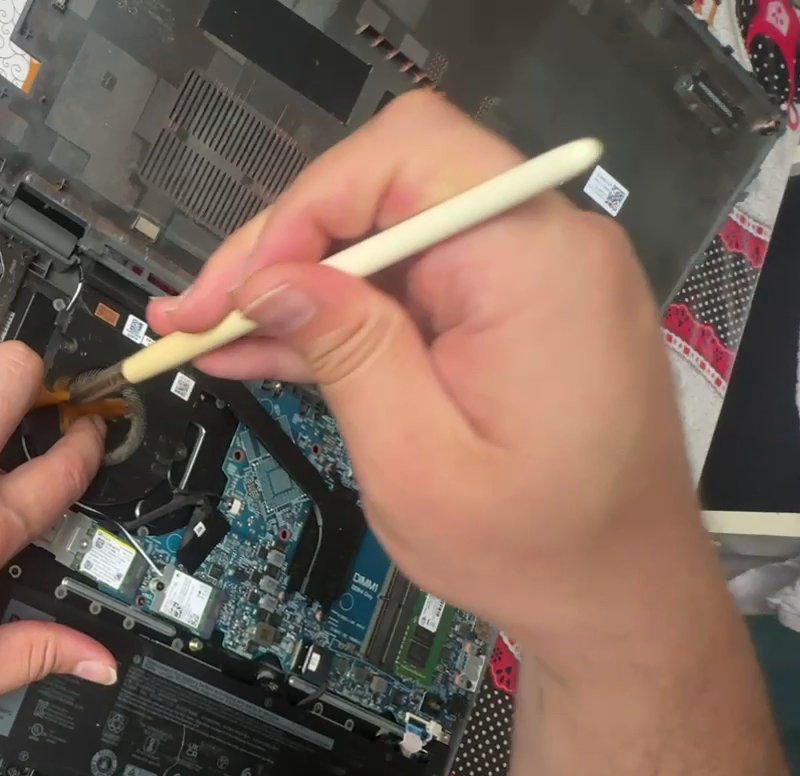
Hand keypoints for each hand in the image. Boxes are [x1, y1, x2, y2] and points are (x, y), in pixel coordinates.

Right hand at [149, 92, 711, 654]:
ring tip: (194, 333)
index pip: (406, 159)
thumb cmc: (526, 546)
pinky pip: (384, 295)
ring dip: (277, 287)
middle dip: (271, 250)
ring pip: (363, 243)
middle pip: (374, 192)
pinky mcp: (481, 316)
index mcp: (529, 265)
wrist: (609, 593)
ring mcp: (504, 281)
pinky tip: (246, 349)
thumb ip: (347, 354)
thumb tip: (266, 283)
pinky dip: (315, 321)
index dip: (303, 211)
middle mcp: (527, 246)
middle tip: (190, 316)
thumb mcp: (415, 460)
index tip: (240, 292)